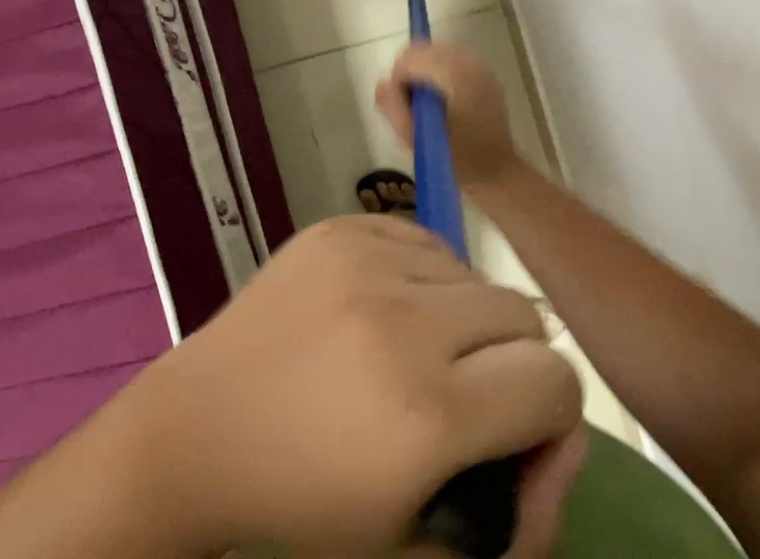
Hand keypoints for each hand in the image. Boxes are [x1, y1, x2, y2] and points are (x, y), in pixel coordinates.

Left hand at [121, 216, 586, 556]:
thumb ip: (518, 507)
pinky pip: (423, 240)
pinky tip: (384, 309)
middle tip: (462, 390)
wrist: (198, 430)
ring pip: (475, 275)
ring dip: (463, 316)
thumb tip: (561, 444)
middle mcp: (404, 322)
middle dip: (509, 362)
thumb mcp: (420, 537)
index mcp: (430, 411)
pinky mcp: (335, 231)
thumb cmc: (304, 498)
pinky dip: (422, 275)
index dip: (545, 418)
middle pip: (525, 318)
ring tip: (414, 349)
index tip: (505, 432)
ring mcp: (364, 263)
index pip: (558, 384)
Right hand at [375, 41, 527, 190]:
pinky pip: (453, 59)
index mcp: (455, 77)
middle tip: (409, 103)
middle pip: (424, 49)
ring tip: (424, 101)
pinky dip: (439, 70)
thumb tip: (382, 83)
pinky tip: (440, 97)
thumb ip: (393, 108)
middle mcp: (470, 64)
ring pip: (438, 51)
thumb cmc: (456, 161)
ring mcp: (481, 68)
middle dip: (409, 71)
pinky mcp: (486, 75)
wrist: (497, 174)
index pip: (411, 59)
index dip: (397, 79)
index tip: (399, 105)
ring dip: (424, 69)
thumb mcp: (416, 139)